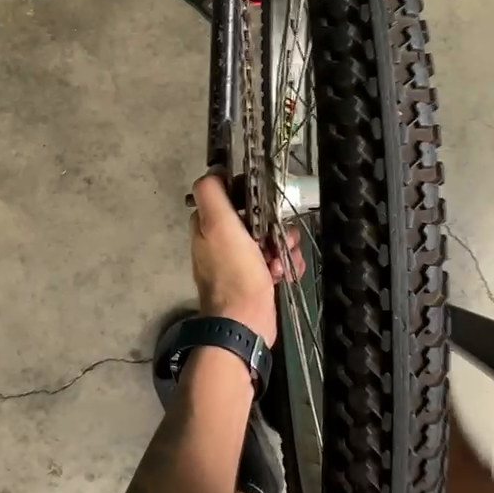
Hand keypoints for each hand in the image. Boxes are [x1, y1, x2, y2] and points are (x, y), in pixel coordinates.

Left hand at [188, 174, 277, 345]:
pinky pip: (278, 260)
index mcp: (208, 226)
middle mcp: (221, 241)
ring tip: (280, 262)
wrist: (245, 323)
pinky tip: (285, 274)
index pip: (232, 197)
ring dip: (283, 247)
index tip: (263, 205)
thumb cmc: (234, 272)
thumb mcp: (218, 224)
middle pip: (256, 218)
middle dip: (273, 226)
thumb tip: (214, 169)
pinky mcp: (256, 278)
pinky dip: (285, 264)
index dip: (250, 197)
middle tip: (276, 239)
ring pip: (271, 238)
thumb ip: (212, 193)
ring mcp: (239, 261)